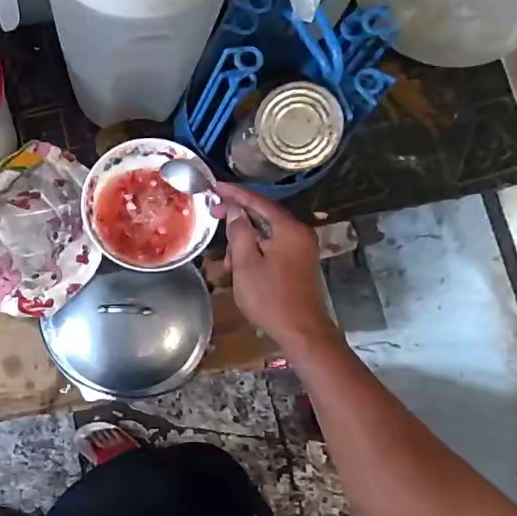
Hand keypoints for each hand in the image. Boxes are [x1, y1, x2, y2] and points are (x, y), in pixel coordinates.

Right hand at [212, 182, 340, 353]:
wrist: (301, 330)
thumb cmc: (270, 298)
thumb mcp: (246, 263)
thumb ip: (239, 231)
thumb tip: (234, 209)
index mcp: (289, 228)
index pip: (258, 201)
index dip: (234, 193)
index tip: (214, 186)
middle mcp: (300, 232)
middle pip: (264, 215)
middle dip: (238, 219)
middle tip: (214, 216)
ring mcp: (302, 247)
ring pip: (268, 233)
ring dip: (246, 241)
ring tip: (230, 262)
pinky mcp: (300, 261)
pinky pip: (275, 245)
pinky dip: (257, 250)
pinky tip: (243, 265)